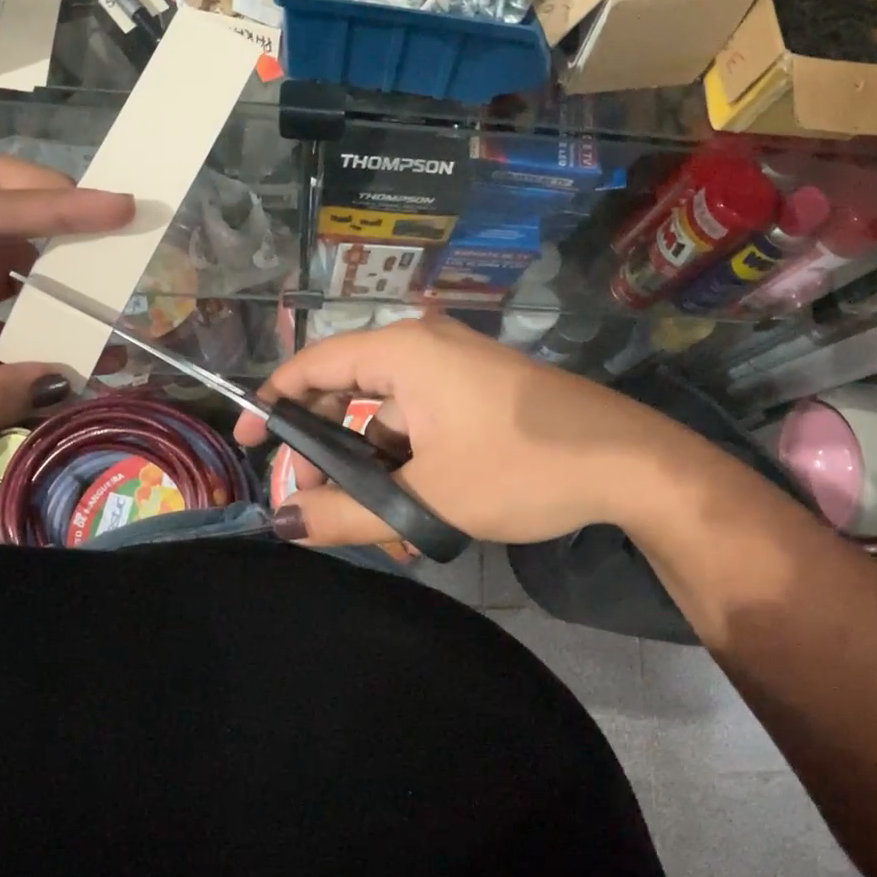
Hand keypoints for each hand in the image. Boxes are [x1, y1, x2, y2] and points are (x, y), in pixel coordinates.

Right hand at [233, 317, 691, 545]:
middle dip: (329, 452)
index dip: (272, 403)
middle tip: (316, 503)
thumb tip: (284, 525)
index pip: (313, 365)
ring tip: (383, 530)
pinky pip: (424, 422)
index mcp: (404, 352)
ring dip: (376, 470)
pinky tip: (421, 514)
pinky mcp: (481, 392)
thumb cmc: (522, 469)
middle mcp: (426, 347)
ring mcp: (458, 368)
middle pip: (349, 391)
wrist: (629, 465)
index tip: (247, 444)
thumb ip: (347, 514)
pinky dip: (411, 463)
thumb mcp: (428, 498)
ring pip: (389, 417)